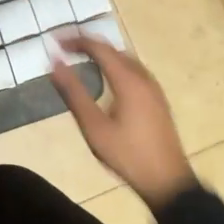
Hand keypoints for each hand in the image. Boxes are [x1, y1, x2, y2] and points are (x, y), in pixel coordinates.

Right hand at [51, 34, 195, 211]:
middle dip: (88, 44)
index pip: (99, 48)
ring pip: (125, 59)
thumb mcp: (94, 127)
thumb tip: (55, 63)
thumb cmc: (127, 155)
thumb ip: (74, 93)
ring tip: (82, 58)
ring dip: (103, 54)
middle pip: (113, 49)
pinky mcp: (158, 99)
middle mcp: (143, 78)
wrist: (168, 183)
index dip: (75, 40)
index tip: (55, 41)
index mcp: (128, 80)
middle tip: (66, 47)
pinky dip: (115, 64)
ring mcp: (154, 88)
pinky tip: (107, 78)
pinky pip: (134, 70)